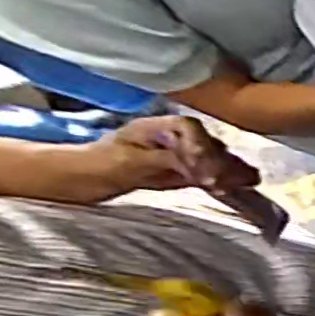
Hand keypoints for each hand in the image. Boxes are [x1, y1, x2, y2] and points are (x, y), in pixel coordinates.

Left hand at [75, 116, 258, 200]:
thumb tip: (203, 163)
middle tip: (216, 181)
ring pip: (220, 159)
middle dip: (218, 162)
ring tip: (227, 187)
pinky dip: (228, 181)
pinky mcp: (193, 171)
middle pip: (210, 143)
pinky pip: (219, 173)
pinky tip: (227, 189)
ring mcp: (187, 154)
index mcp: (157, 127)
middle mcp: (177, 138)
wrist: (86, 179)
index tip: (199, 165)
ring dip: (229, 173)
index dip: (200, 143)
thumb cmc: (100, 165)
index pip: (190, 126)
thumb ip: (167, 158)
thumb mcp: (130, 160)